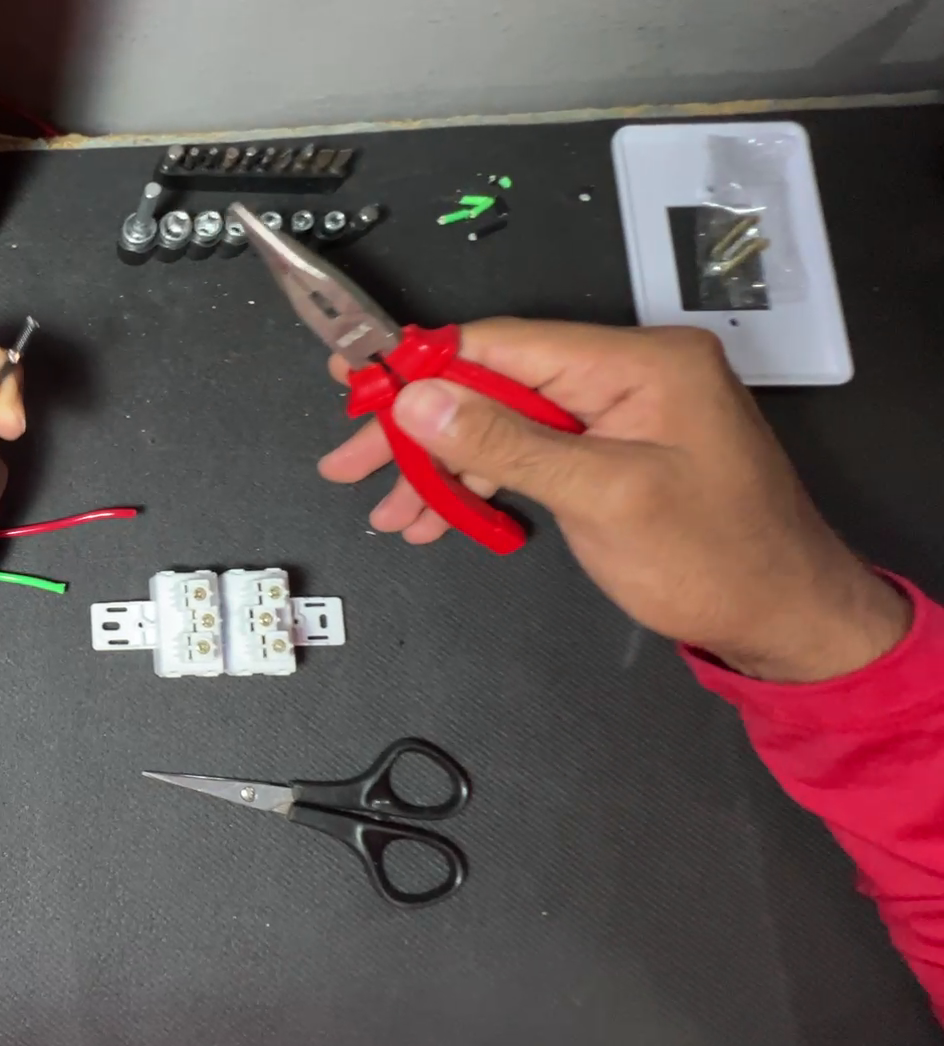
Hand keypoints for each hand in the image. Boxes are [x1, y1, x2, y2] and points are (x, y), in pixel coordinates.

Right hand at [318, 318, 908, 681]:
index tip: (352, 382)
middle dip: (411, 432)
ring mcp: (598, 416)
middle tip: (347, 464)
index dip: (417, 365)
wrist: (779, 620)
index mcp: (633, 364)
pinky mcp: (588, 452)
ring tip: (386, 512)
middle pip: (481, 389)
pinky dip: (463, 490)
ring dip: (431, 472)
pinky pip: (507, 458)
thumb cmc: (711, 556)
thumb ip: (502, 443)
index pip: (499, 346)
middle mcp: (612, 377)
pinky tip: (427, 519)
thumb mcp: (599, 494)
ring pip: (484, 428)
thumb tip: (414, 400)